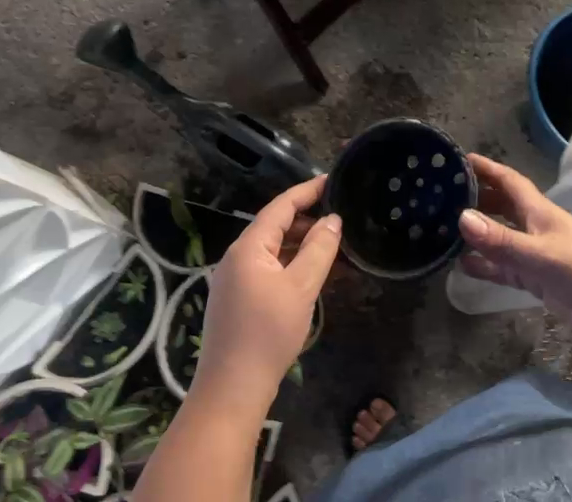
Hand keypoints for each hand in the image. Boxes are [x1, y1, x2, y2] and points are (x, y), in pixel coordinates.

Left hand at [195, 176, 339, 409]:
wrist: (231, 390)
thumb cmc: (268, 333)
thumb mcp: (301, 287)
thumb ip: (319, 249)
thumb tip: (332, 219)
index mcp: (248, 247)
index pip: (281, 206)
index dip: (307, 191)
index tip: (333, 180)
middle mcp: (236, 257)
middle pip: (274, 226)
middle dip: (307, 219)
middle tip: (340, 217)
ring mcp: (234, 280)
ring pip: (272, 250)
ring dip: (301, 244)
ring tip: (333, 246)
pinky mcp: (237, 300)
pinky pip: (268, 269)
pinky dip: (291, 264)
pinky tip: (311, 275)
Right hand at [456, 155, 571, 339]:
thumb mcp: (539, 254)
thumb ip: (501, 240)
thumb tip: (462, 217)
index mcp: (539, 211)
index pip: (509, 181)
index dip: (487, 169)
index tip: (460, 159)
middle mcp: (535, 227)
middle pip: (502, 206)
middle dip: (477, 197)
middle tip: (444, 195)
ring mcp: (536, 254)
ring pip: (501, 237)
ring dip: (478, 233)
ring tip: (445, 229)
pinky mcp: (537, 279)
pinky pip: (505, 267)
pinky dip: (486, 265)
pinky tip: (464, 266)